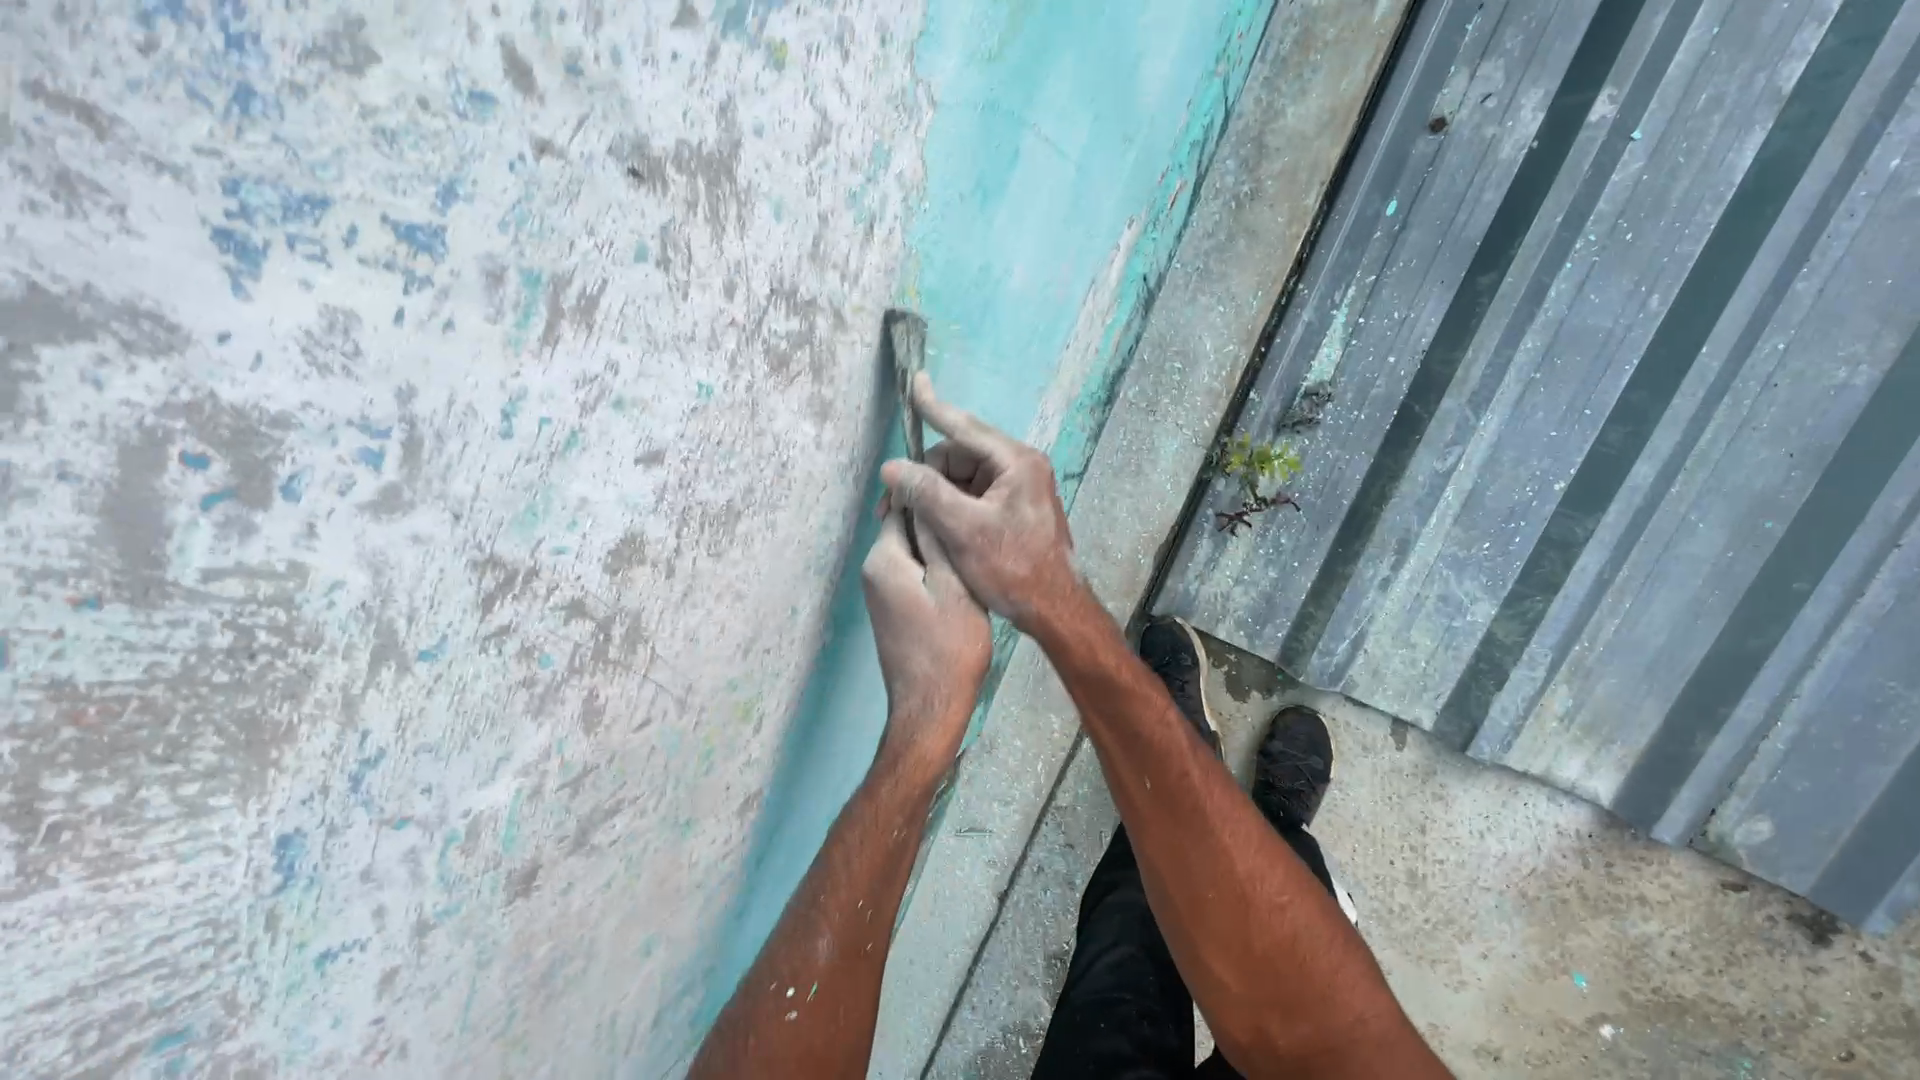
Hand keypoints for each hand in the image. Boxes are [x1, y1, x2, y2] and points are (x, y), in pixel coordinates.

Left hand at [862, 503, 991, 764]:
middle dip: (940, 526)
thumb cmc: (950, 647)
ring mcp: (880, 592)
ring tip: (976, 556)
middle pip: (907, 528)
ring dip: (941, 551)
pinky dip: (936, 572)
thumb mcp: (955, 585)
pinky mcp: (892, 609)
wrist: (932, 706)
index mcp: (884, 559)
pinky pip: (913, 574)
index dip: (937, 498)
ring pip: (913, 552)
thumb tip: (927, 498)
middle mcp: (874, 570)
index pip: (904, 506)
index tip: (971, 503)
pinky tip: (963, 583)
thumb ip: (938, 540)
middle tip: (979, 532)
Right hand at [880, 374, 1079, 632]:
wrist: (1054, 609)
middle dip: (924, 475)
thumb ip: (926, 493)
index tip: (915, 381)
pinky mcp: (1014, 509)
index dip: (934, 407)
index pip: (964, 427)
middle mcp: (1020, 467)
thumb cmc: (1013, 568)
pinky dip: (949, 507)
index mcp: (1016, 462)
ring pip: (963, 478)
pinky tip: (930, 527)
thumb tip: (891, 467)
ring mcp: (1019, 489)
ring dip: (933, 495)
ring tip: (907, 521)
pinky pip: (973, 496)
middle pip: (959, 456)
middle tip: (893, 506)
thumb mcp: (963, 530)